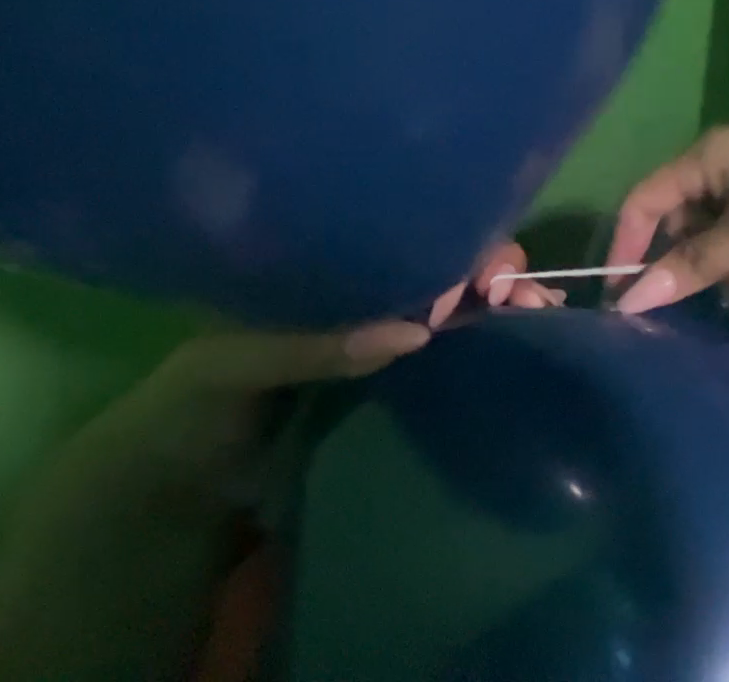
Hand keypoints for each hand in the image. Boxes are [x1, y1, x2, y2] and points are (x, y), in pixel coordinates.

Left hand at [0, 247, 554, 681]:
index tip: (489, 274)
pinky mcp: (413, 381)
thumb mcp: (230, 366)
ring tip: (544, 312)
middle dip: (499, 272)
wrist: (184, 486)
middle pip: (452, 268)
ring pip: (469, 306)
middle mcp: (374, 296)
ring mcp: (398, 339)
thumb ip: (307, 347)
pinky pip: (464, 351)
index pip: (409, 242)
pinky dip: (504, 336)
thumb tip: (415, 335)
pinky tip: (538, 332)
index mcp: (334, 274)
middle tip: (529, 298)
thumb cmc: (196, 408)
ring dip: (512, 301)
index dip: (458, 247)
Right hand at [605, 123, 728, 315]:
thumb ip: (696, 264)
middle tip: (712, 302)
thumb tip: (632, 298)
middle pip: (688, 223)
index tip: (622, 296)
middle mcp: (728, 166)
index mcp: (709, 158)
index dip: (628, 245)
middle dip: (699, 266)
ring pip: (725, 237)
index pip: (645, 200)